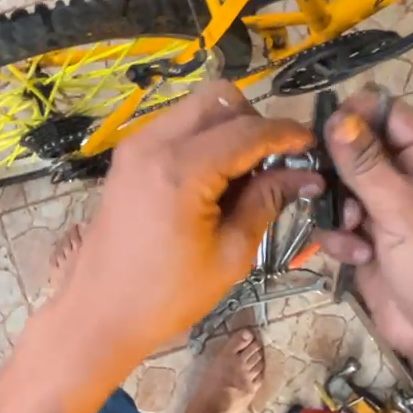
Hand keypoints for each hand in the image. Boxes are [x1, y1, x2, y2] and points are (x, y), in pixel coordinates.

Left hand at [45, 80, 321, 362]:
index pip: (248, 130)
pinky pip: (177, 126)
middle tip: (273, 163)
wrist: (100, 312)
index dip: (286, 134)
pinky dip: (203, 138)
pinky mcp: (128, 156)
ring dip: (228, 127)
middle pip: (220, 99)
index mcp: (181, 170)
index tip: (312, 146)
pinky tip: (214, 179)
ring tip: (244, 176)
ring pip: (197, 107)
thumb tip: (305, 175)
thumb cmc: (168, 295)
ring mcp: (136, 145)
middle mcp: (154, 143)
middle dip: (255, 122)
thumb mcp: (231, 254)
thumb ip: (266, 202)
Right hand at [314, 87, 412, 365]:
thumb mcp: (404, 209)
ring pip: (342, 189)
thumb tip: (337, 117)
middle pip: (357, 151)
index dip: (355, 115)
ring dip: (338, 209)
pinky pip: (339, 224)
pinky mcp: (368, 241)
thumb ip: (365, 163)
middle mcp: (409, 178)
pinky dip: (341, 238)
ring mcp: (387, 211)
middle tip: (320, 182)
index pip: (389, 115)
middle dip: (338, 170)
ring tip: (352, 228)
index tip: (322, 125)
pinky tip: (357, 256)